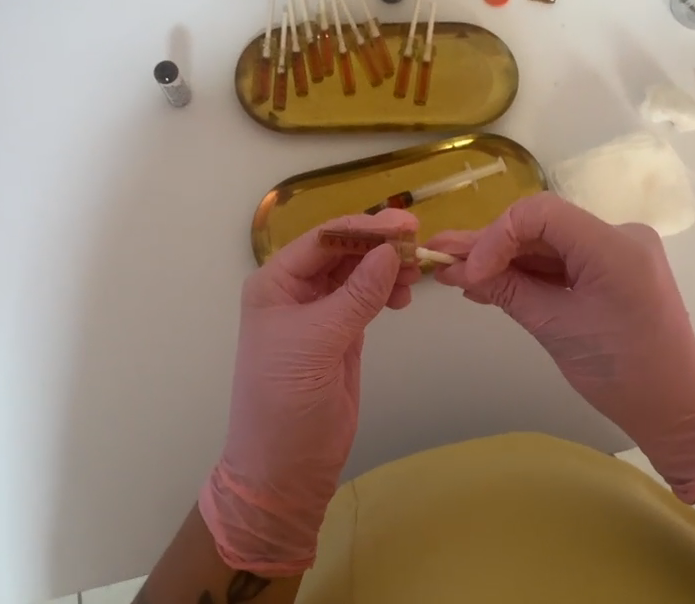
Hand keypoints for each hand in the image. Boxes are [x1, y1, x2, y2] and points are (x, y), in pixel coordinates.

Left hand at [198, 209, 420, 575]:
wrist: (285, 470)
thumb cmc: (285, 401)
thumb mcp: (318, 343)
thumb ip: (356, 295)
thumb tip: (391, 251)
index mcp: (275, 282)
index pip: (322, 240)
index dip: (363, 228)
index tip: (405, 225)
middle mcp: (295, 290)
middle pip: (342, 252)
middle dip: (378, 245)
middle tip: (419, 244)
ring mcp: (319, 312)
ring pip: (357, 273)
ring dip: (387, 267)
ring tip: (417, 273)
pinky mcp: (341, 334)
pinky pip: (366, 299)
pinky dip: (386, 291)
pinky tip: (404, 296)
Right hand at [430, 193, 694, 502]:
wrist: (677, 411)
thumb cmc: (622, 374)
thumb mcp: (555, 329)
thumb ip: (505, 290)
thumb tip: (455, 271)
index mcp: (615, 248)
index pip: (540, 214)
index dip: (495, 235)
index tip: (469, 271)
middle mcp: (619, 236)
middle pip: (540, 227)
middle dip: (490, 246)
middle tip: (440, 257)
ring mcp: (617, 250)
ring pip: (546, 243)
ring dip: (502, 258)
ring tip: (452, 270)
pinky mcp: (611, 267)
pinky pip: (561, 259)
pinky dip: (526, 271)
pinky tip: (487, 281)